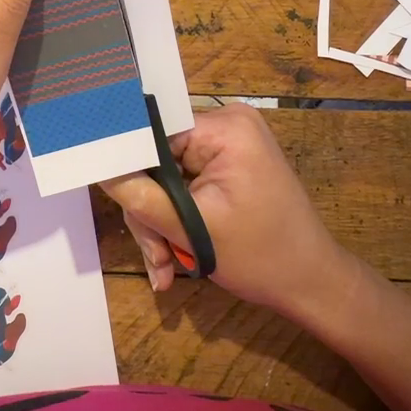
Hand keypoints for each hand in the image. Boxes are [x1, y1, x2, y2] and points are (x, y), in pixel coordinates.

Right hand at [101, 104, 356, 318]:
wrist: (313, 286)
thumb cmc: (263, 257)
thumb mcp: (193, 231)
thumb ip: (140, 197)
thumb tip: (97, 168)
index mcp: (225, 128)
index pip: (152, 132)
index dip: (127, 166)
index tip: (115, 199)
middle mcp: (226, 123)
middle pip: (156, 158)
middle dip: (149, 211)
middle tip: (157, 259)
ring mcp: (227, 144)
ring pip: (165, 176)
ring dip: (160, 223)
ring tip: (167, 267)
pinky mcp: (226, 164)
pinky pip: (182, 183)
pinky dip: (175, 218)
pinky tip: (176, 257)